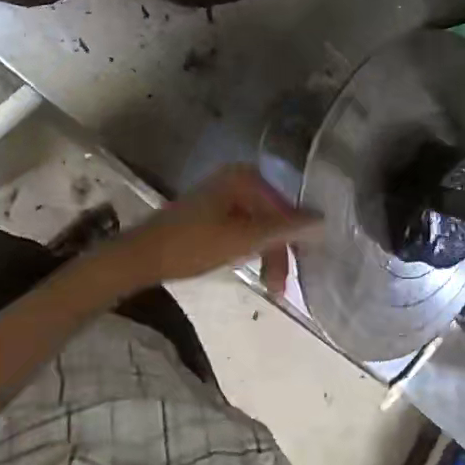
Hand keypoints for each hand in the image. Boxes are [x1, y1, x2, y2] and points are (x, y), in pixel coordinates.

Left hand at [100, 165, 320, 292]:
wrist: (140, 258)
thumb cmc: (192, 245)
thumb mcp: (244, 239)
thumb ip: (285, 229)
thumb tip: (325, 220)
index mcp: (244, 177)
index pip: (286, 207)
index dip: (295, 238)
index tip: (301, 268)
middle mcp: (236, 179)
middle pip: (272, 217)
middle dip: (277, 252)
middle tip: (279, 287)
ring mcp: (222, 195)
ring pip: (258, 226)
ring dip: (265, 254)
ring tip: (268, 286)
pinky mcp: (211, 212)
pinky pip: (243, 228)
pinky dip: (248, 248)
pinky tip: (247, 266)